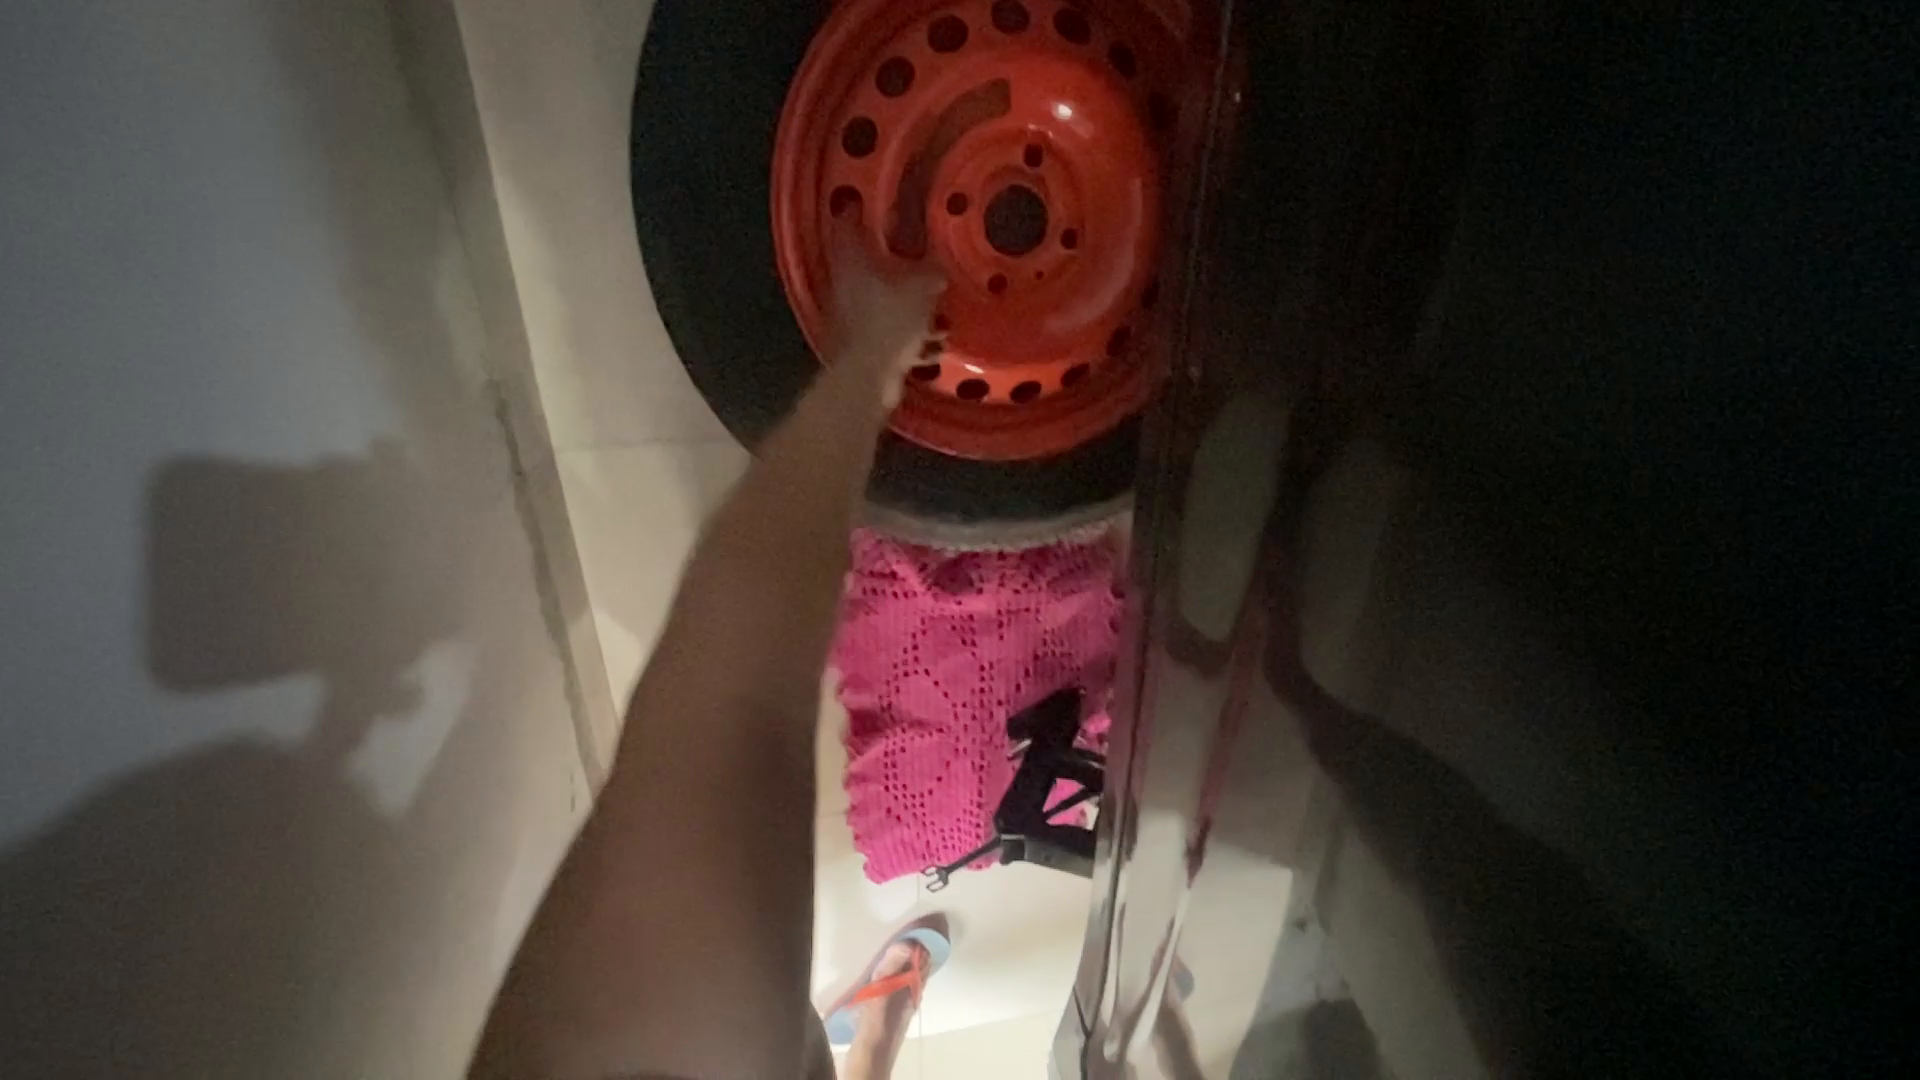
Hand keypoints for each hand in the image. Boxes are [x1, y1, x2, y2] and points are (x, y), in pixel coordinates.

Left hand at [826, 224, 944, 402]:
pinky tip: (934, 346)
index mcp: (851, 263)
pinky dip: (911, 338)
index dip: (856, 211)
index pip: (848, 225)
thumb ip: (931, 274)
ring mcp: (852, 320)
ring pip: (884, 305)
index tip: (866, 201)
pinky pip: (891, 335)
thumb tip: (940, 269)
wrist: (868, 378)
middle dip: (897, 266)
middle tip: (919, 260)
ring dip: (911, 309)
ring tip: (940, 314)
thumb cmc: (889, 322)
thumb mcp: (920, 291)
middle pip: (870, 268)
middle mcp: (846, 288)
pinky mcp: (863, 348)